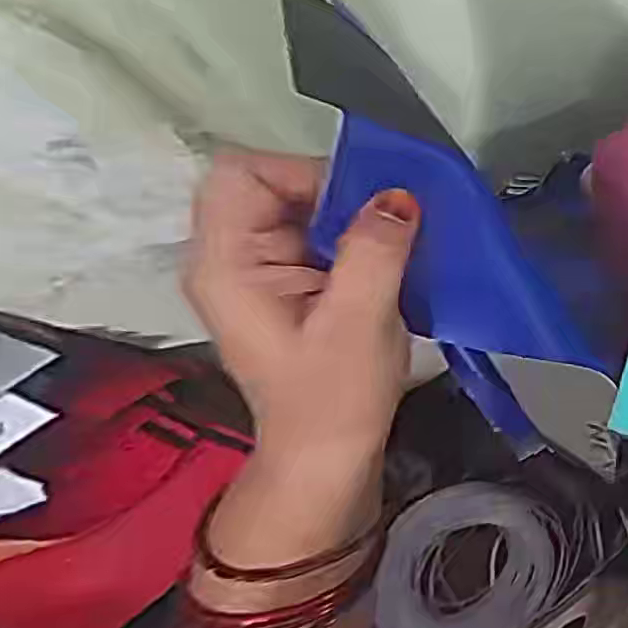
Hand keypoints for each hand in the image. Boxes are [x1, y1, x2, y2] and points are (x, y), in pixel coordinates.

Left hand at [182, 147, 417, 464]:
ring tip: (398, 245)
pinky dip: (358, 240)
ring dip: (354, 220)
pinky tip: (389, 262)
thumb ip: (375, 251)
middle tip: (392, 227)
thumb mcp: (361, 320)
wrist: (328, 452)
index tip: (365, 206)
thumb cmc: (336, 394)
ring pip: (303, 212)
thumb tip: (398, 195)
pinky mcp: (290, 288)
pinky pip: (320, 240)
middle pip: (273, 188)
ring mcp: (261, 274)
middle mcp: (233, 260)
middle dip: (338, 197)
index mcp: (228, 265)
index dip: (304, 174)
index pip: (244, 175)